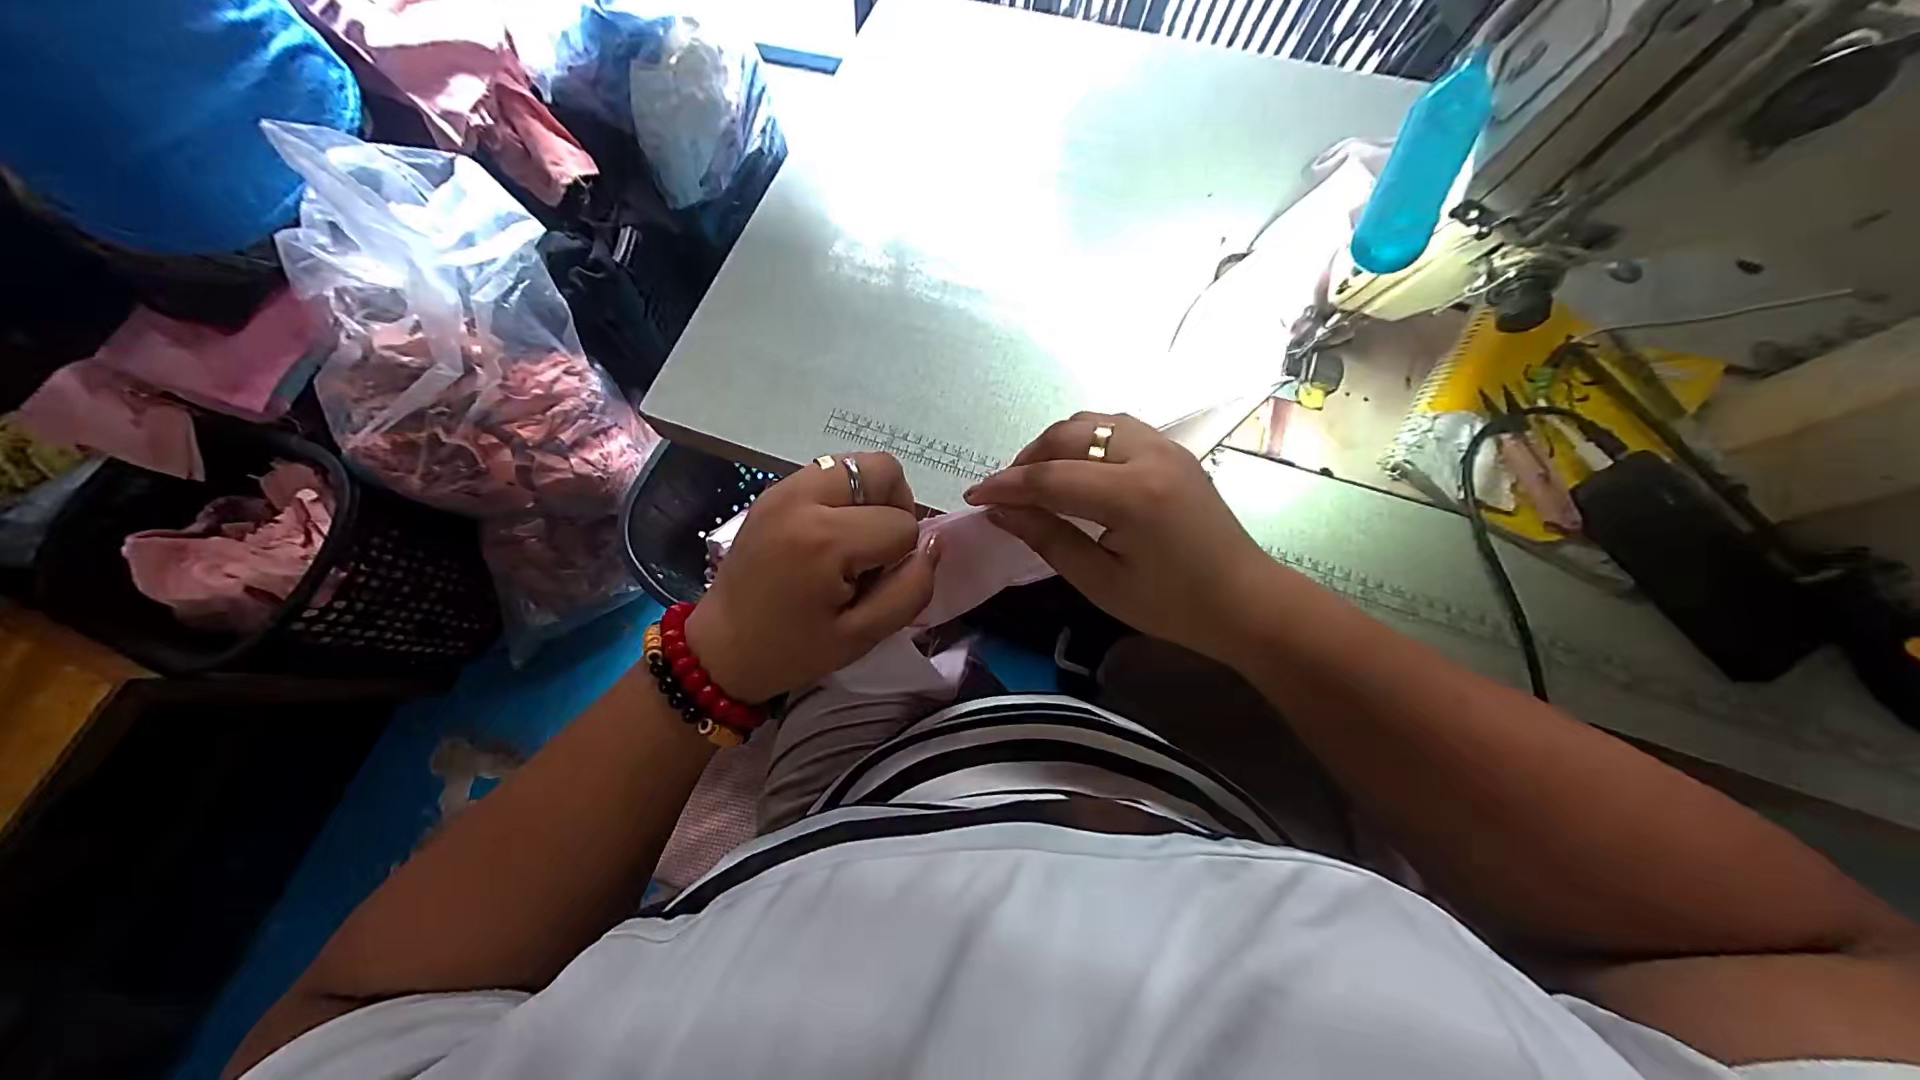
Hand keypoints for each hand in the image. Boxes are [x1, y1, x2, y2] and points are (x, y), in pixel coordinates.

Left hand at [687, 452, 936, 702]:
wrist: (720, 649)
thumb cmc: (791, 651)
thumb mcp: (862, 636)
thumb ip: (911, 590)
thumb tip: (934, 545)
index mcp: (824, 539)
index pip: (902, 524)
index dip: (904, 557)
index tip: (876, 584)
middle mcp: (803, 498)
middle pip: (883, 469)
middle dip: (895, 507)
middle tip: (877, 547)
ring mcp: (783, 489)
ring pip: (857, 464)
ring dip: (870, 498)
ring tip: (853, 539)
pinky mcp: (773, 490)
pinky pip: (828, 473)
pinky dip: (844, 496)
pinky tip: (830, 534)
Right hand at [964, 413, 1274, 664]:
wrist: (1246, 603)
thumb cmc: (1173, 606)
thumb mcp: (1101, 582)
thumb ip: (1048, 539)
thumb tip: (1000, 511)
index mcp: (1133, 495)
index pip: (1051, 477)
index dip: (1006, 486)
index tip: (974, 497)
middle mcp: (1150, 455)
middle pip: (1069, 435)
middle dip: (1027, 459)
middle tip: (1005, 493)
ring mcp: (1166, 447)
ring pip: (1092, 422)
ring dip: (1056, 444)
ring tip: (1036, 479)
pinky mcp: (1173, 451)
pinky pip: (1116, 428)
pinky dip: (1085, 440)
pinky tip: (1075, 469)